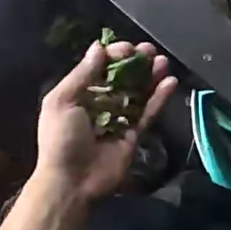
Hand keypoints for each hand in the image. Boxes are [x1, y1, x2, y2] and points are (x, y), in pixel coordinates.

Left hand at [36, 39, 177, 202]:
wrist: (71, 183)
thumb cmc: (61, 139)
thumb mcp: (62, 101)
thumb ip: (82, 74)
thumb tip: (98, 47)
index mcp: (79, 93)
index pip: (100, 67)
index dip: (114, 55)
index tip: (127, 48)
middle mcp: (100, 103)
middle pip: (122, 77)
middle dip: (135, 62)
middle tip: (149, 50)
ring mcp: (118, 119)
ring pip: (138, 93)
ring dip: (150, 76)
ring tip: (162, 62)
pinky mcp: (133, 135)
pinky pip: (148, 113)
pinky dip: (159, 98)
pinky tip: (170, 82)